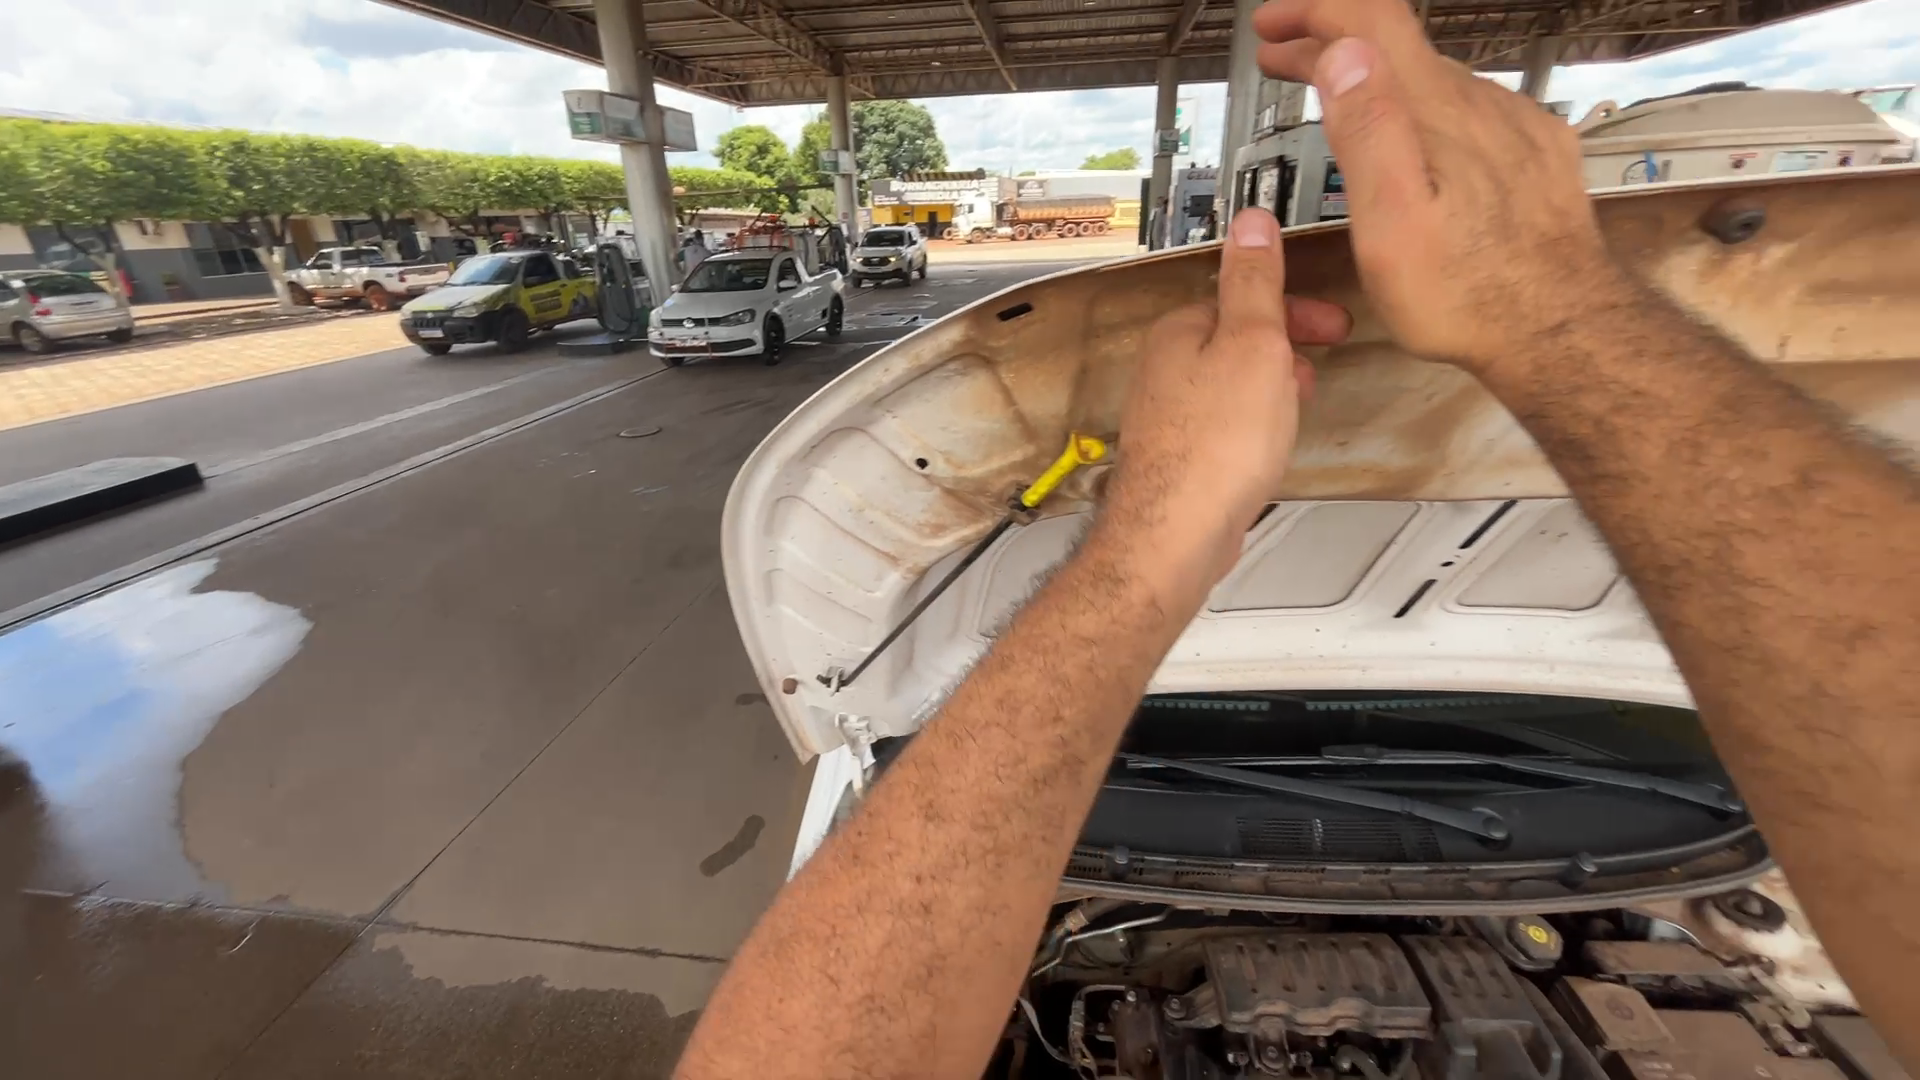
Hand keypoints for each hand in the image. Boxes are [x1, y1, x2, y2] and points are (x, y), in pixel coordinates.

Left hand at [1102, 208, 1350, 595]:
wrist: (1177, 530)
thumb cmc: (1217, 441)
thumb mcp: (1252, 343)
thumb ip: (1253, 282)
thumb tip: (1249, 220)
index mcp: (1177, 333)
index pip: (1239, 298)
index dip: (1293, 307)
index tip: (1332, 324)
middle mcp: (1162, 371)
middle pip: (1233, 341)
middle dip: (1284, 347)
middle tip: (1320, 364)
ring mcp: (1166, 417)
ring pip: (1228, 384)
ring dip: (1270, 385)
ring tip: (1300, 402)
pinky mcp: (1176, 456)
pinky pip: (1221, 424)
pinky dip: (1251, 422)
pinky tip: (1267, 443)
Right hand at [1254, 0, 1627, 375]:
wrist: (1556, 327)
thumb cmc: (1459, 291)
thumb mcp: (1390, 222)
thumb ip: (1369, 134)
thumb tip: (1344, 54)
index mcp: (1435, 116)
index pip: (1374, 26)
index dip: (1317, 11)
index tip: (1271, 20)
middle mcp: (1478, 104)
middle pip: (1396, 46)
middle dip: (1329, 39)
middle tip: (1278, 51)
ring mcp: (1510, 126)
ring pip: (1429, 76)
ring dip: (1369, 74)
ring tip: (1326, 90)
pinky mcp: (1529, 152)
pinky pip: (1464, 107)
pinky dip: (1415, 102)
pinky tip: (1403, 129)